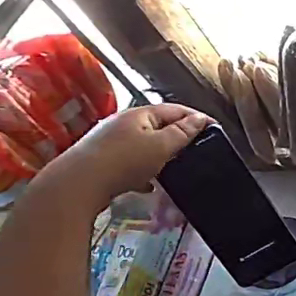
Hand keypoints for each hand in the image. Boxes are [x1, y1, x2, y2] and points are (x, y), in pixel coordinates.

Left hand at [34, 104, 211, 215]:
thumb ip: (182, 133)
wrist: (79, 184)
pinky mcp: (102, 162)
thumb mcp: (160, 146)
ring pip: (143, 145)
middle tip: (197, 149)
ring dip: (160, 154)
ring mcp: (110, 142)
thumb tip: (199, 118)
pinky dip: (143, 171)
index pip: (175, 109)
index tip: (215, 129)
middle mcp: (124, 122)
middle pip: (158, 126)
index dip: (197, 118)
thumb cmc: (124, 161)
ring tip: (176, 167)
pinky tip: (149, 185)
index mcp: (141, 113)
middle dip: (178, 136)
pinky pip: (130, 163)